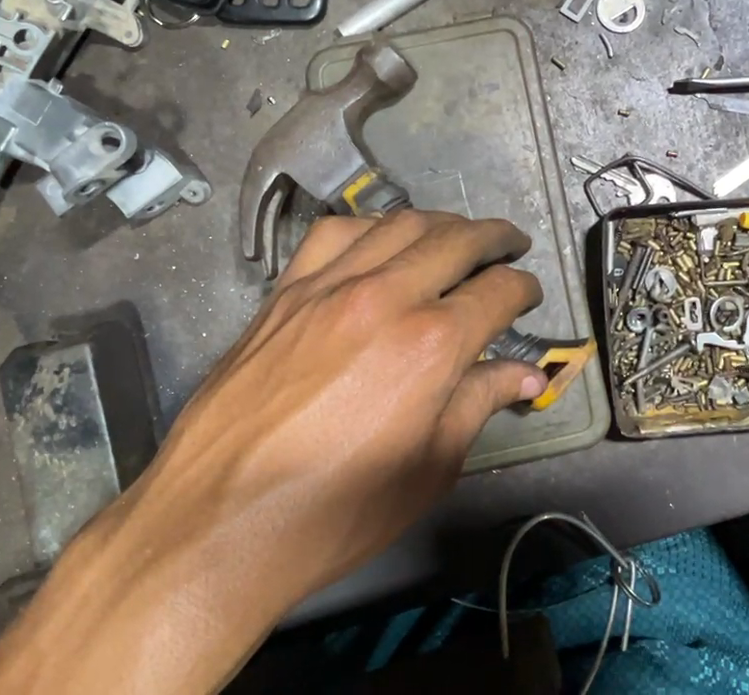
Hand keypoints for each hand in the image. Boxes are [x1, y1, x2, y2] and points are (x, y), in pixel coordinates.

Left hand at [0, 211, 546, 694]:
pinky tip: (379, 242)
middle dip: (495, 237)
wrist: (218, 525)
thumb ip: (478, 404)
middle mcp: (384, 298)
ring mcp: (327, 289)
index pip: (497, 291)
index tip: (529, 295)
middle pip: (454, 240)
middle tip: (512, 244)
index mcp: (431, 345)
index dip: (523, 288)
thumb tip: (525, 373)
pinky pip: (333, 236)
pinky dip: (370, 227)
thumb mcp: (429, 469)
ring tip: (456, 234)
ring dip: (439, 223)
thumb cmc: (336, 513)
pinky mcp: (284, 294)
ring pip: (397, 225)